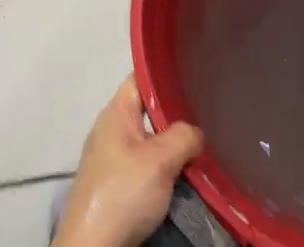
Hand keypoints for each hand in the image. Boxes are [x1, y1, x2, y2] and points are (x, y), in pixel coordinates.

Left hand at [53, 76, 204, 246]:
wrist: (95, 244)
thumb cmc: (124, 191)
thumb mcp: (159, 160)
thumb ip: (182, 137)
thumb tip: (195, 131)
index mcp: (116, 112)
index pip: (139, 78)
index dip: (163, 73)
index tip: (192, 73)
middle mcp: (112, 129)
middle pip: (148, 110)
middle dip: (176, 114)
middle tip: (208, 114)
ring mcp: (114, 156)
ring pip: (150, 140)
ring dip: (173, 145)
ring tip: (203, 144)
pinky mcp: (118, 182)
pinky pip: (147, 164)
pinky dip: (165, 166)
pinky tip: (185, 172)